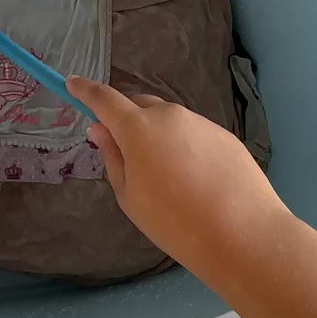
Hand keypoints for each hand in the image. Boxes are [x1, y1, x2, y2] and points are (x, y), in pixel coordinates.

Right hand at [67, 75, 293, 279]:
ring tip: (171, 181)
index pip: (104, 99)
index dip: (85, 90)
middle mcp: (168, 115)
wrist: (244, 235)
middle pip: (138, 107)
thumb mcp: (130, 197)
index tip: (72, 82)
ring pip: (168, 121)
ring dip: (159, 137)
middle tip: (130, 158)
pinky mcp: (224, 135)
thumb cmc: (176, 222)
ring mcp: (199, 122)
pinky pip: (193, 133)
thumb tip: (101, 130)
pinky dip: (186, 148)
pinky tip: (198, 183)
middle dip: (128, 122)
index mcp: (137, 128)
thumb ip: (113, 158)